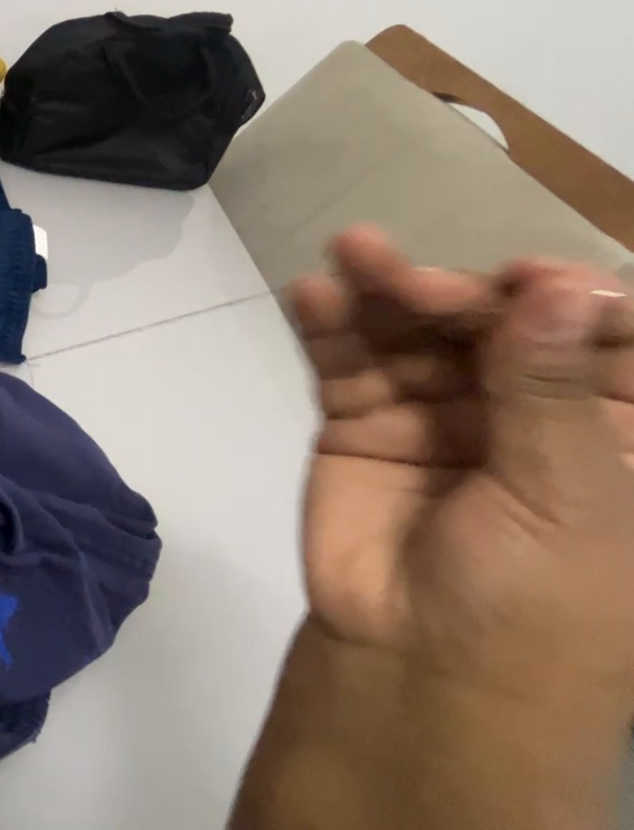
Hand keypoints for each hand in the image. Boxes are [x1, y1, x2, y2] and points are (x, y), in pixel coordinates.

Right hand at [292, 226, 633, 711]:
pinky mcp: (361, 424)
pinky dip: (330, 329)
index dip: (573, 301)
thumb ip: (548, 392)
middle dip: (455, 293)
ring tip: (349, 255)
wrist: (420, 662)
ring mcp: (438, 414)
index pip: (609, 340)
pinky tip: (314, 296)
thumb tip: (557, 286)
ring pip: (413, 336)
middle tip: (407, 280)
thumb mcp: (568, 498)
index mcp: (615, 431)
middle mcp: (527, 410)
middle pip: (495, 326)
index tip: (527, 279)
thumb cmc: (542, 600)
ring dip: (384, 292)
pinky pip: (348, 367)